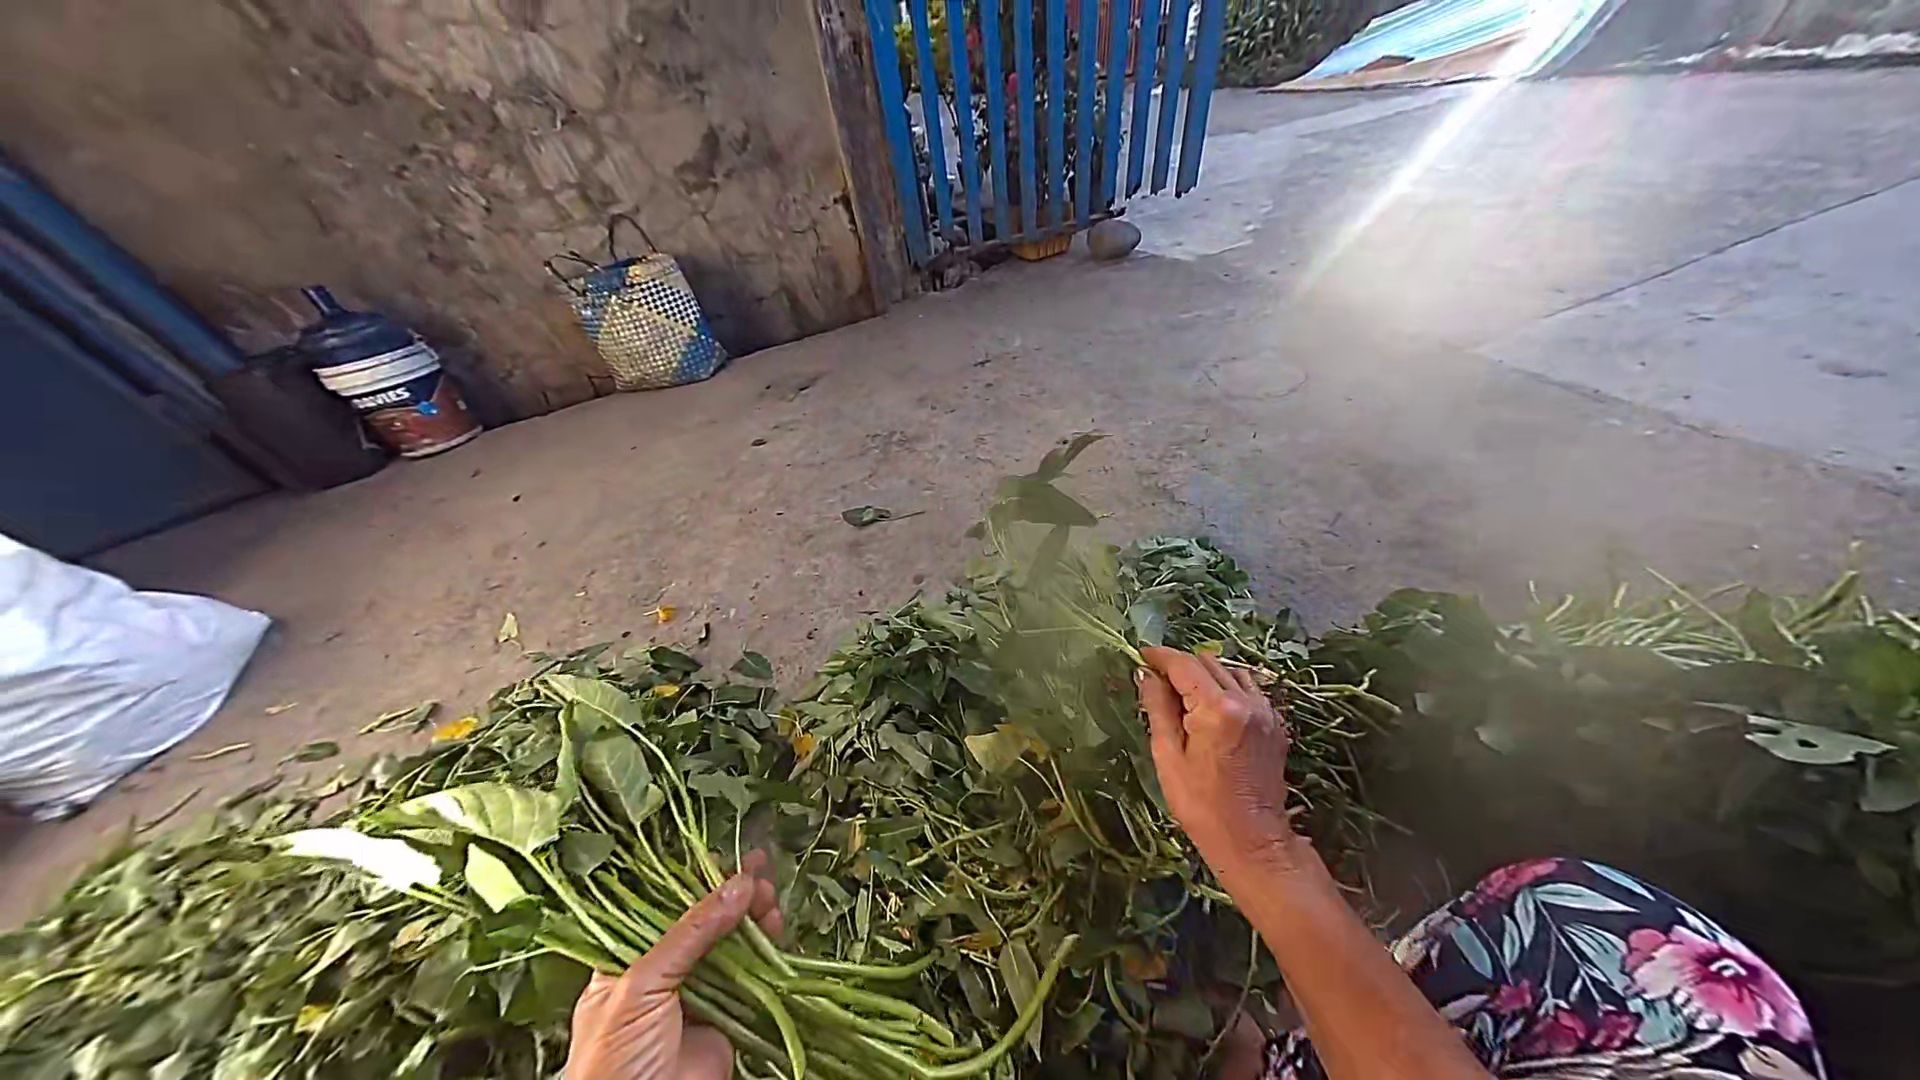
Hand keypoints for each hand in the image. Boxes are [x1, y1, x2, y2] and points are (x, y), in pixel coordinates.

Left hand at [565, 851, 783, 1079]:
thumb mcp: (642, 985)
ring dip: (752, 914)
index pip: (665, 906)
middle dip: (732, 892)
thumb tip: (739, 883)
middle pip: (705, 919)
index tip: (726, 857)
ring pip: (731, 941)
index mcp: (628, 960)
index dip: (697, 879)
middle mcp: (664, 972)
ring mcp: (697, 993)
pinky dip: (767, 947)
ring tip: (769, 896)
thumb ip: (691, 932)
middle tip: (759, 867)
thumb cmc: (616, 1060)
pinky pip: (751, 972)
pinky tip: (775, 925)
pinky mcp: (727, 1015)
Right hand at [1140, 646, 1297, 877]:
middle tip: (1157, 683)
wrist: (1252, 841)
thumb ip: (1158, 707)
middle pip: (1207, 662)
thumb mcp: (1168, 754)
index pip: (1184, 665)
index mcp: (1218, 708)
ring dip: (1204, 674)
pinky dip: (1225, 687)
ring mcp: (1265, 711)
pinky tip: (1210, 708)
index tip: (1141, 655)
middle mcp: (1246, 701)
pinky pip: (1247, 688)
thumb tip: (1146, 675)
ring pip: (1229, 670)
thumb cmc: (1200, 804)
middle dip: (1180, 666)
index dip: (1159, 656)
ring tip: (1184, 696)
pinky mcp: (1274, 723)